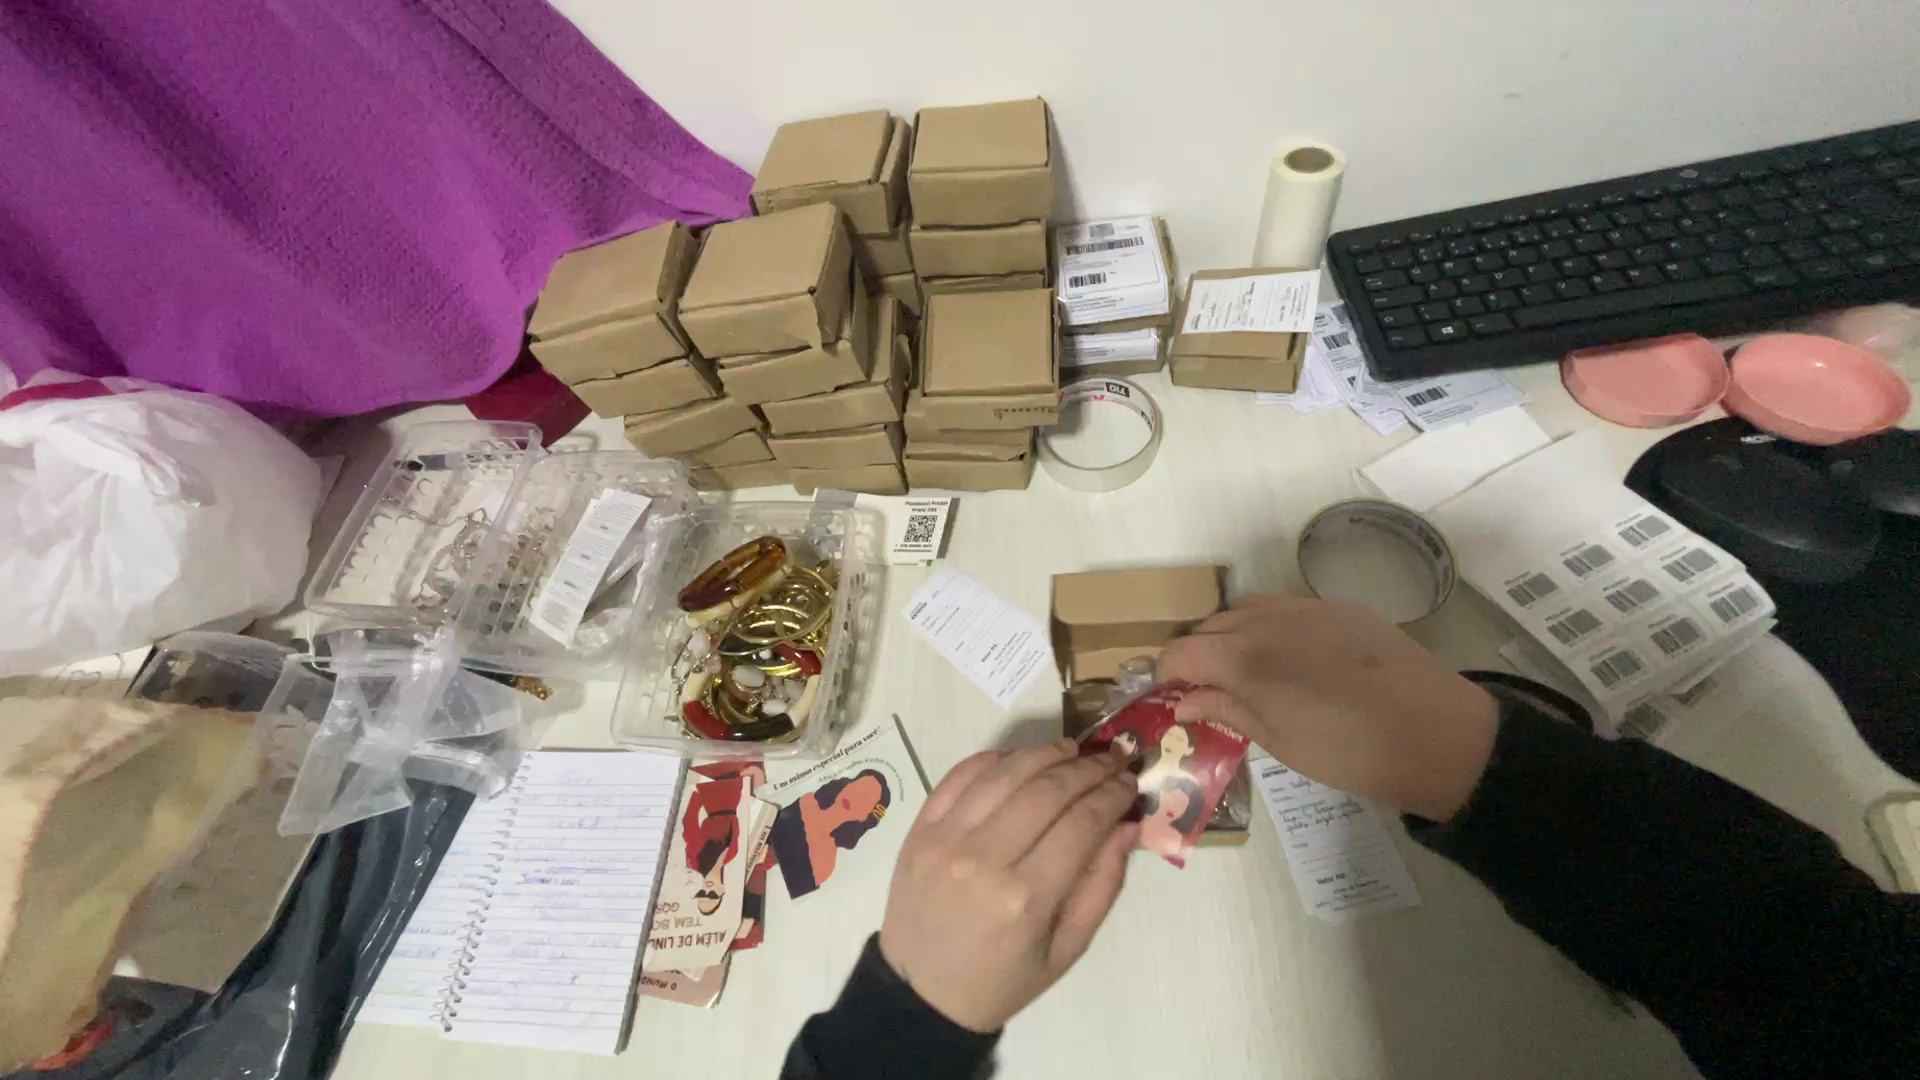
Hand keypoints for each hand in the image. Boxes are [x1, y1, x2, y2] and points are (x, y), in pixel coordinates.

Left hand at [878, 740, 1138, 1033]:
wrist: (921, 991)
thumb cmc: (1002, 978)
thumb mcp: (1066, 950)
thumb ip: (1102, 885)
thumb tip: (1129, 825)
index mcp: (1025, 898)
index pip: (1081, 824)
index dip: (1111, 796)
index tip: (1130, 783)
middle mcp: (984, 858)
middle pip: (1046, 791)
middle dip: (1087, 769)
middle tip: (1111, 759)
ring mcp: (946, 836)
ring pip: (1005, 773)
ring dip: (1044, 754)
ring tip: (1072, 750)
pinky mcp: (921, 825)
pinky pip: (960, 774)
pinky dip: (994, 758)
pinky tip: (1021, 759)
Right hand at [1157, 595, 1498, 820]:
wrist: (1440, 735)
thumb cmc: (1350, 753)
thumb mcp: (1278, 742)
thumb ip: (1225, 711)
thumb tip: (1183, 701)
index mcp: (1246, 660)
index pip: (1180, 652)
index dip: (1167, 675)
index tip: (1175, 698)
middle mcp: (1265, 622)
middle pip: (1206, 627)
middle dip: (1196, 656)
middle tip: (1209, 690)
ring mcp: (1303, 608)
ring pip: (1242, 609)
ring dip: (1229, 635)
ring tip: (1247, 669)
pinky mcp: (1335, 607)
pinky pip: (1281, 606)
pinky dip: (1266, 625)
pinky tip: (1290, 656)